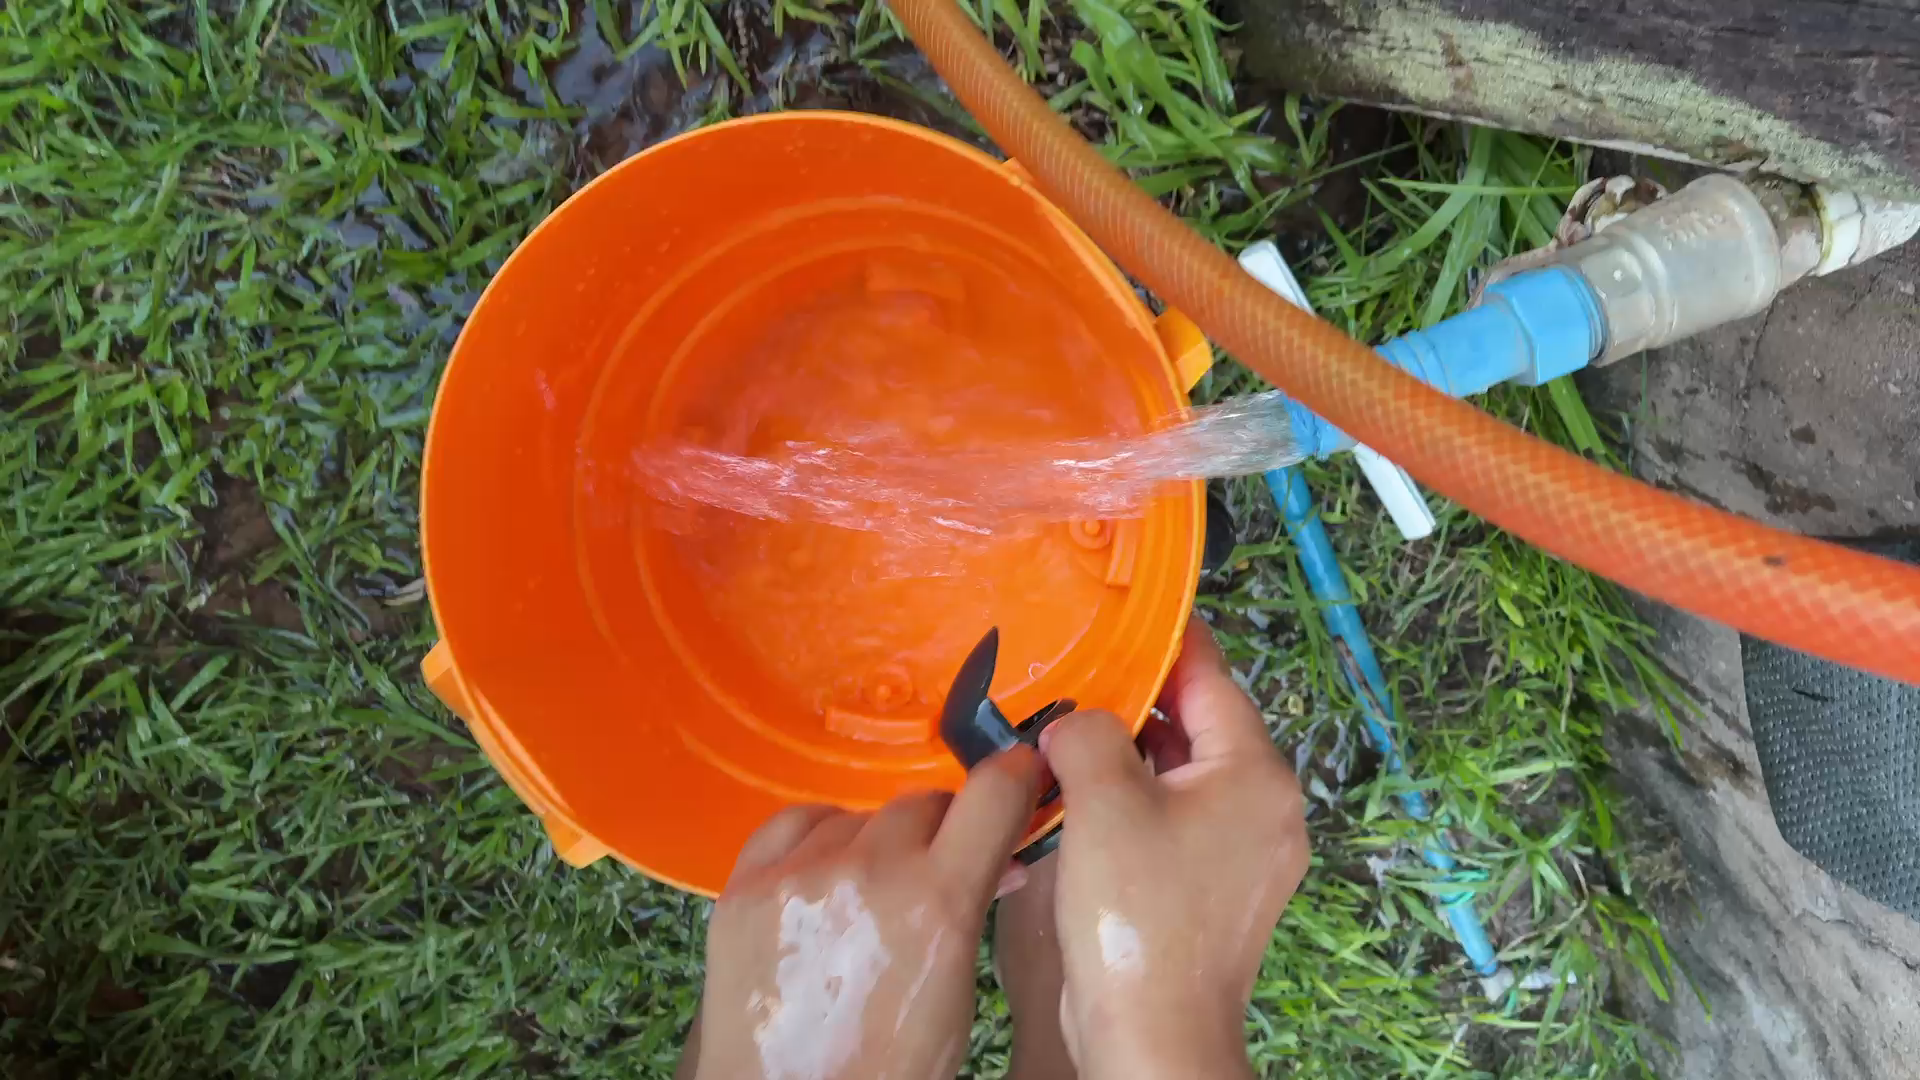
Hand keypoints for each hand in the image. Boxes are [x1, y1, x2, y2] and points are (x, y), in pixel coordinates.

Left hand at [687, 747, 1040, 1079]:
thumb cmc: (892, 1068)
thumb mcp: (958, 990)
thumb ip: (976, 904)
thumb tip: (1001, 854)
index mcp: (937, 901)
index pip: (992, 794)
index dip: (1013, 776)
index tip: (1018, 773)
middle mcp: (870, 869)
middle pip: (922, 802)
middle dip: (938, 832)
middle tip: (929, 872)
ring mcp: (801, 873)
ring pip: (862, 815)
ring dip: (875, 842)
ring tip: (865, 894)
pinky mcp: (747, 884)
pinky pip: (797, 821)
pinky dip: (819, 837)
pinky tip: (821, 871)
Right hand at [1041, 618, 1307, 1077]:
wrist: (1151, 1039)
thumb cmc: (1135, 910)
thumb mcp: (1103, 797)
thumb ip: (1088, 730)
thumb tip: (1075, 722)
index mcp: (1253, 773)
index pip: (1211, 676)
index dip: (1169, 636)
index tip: (1125, 606)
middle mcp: (1262, 803)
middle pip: (1198, 719)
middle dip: (1137, 691)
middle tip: (1077, 664)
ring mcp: (1241, 844)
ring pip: (1180, 764)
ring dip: (1129, 741)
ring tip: (1069, 714)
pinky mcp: (1212, 876)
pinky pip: (1171, 804)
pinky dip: (1132, 783)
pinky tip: (1081, 777)